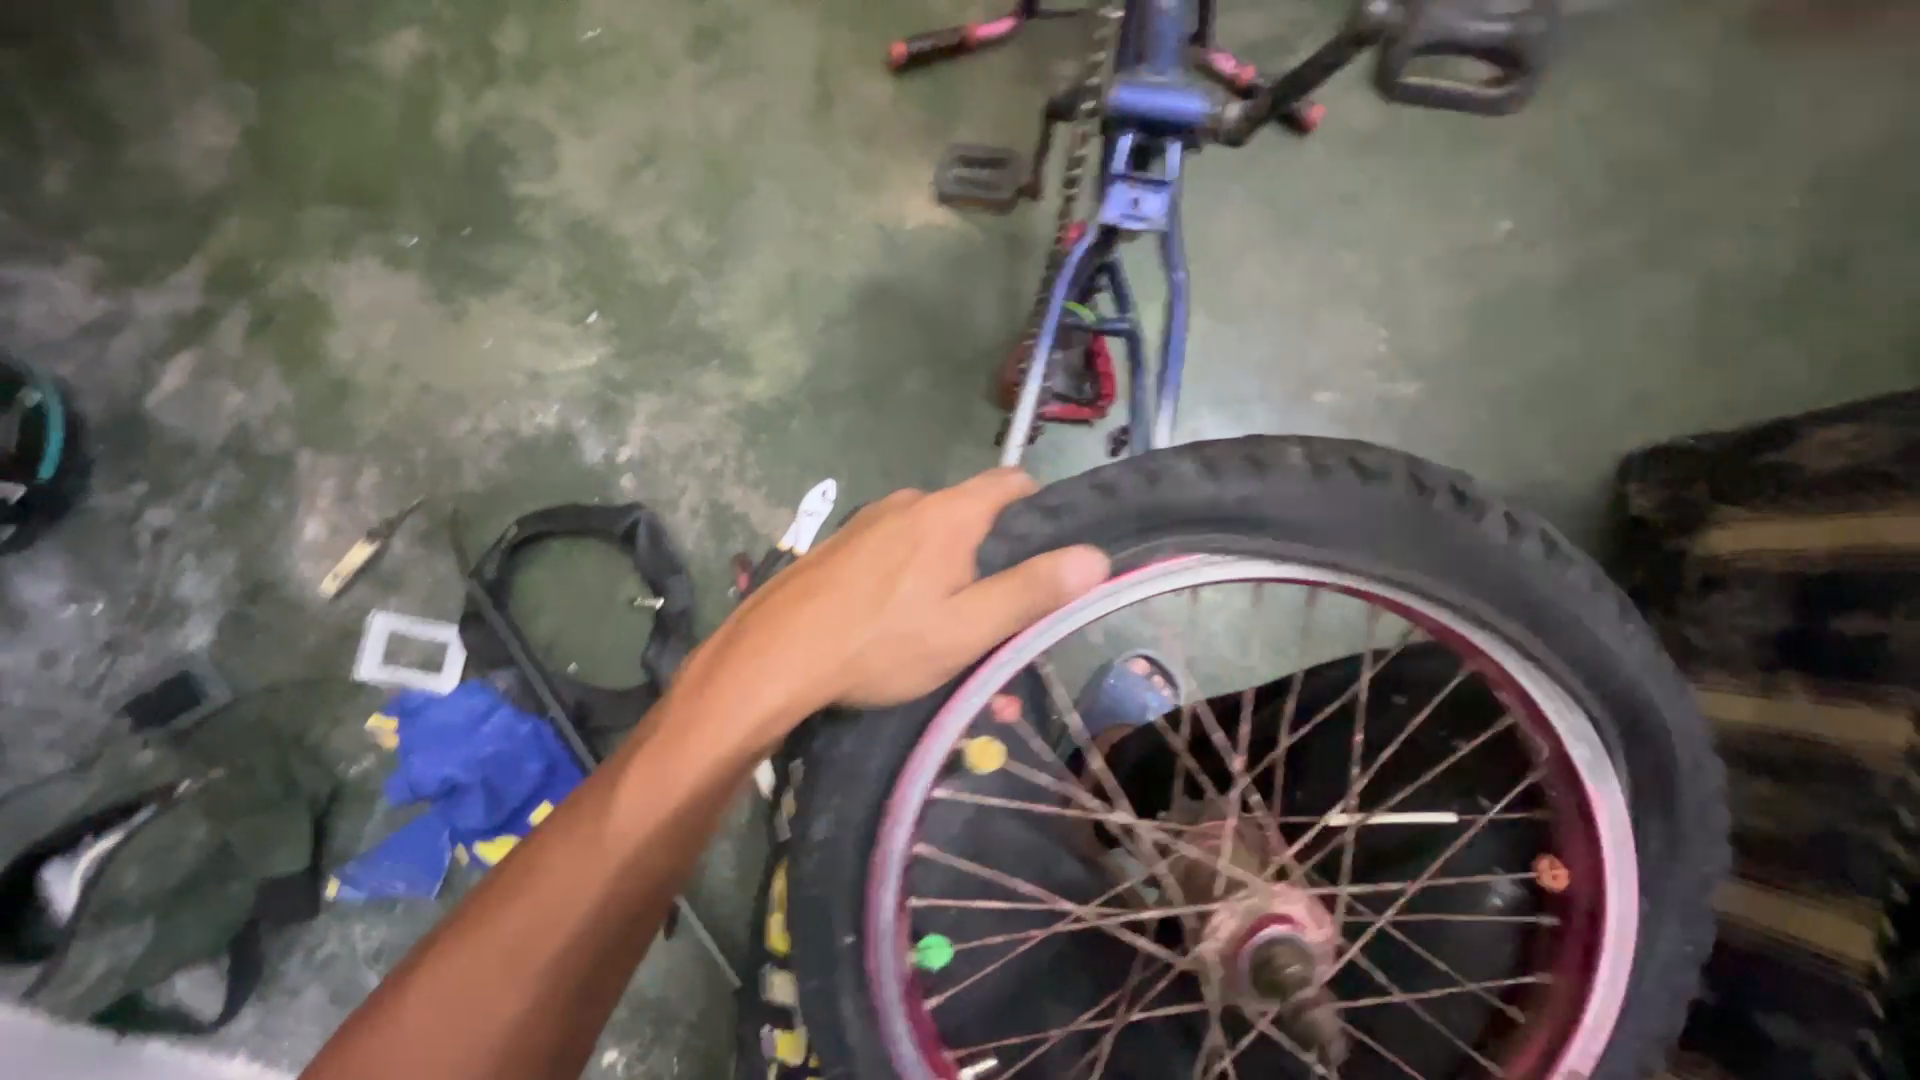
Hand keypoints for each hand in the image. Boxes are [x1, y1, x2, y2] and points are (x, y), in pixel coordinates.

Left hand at [677, 468, 1109, 753]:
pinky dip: (911, 579)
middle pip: (973, 515)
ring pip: (931, 539)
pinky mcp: (841, 545)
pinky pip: (894, 553)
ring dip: (949, 574)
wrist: (774, 656)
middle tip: (996, 614)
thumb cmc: (880, 643)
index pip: (1013, 482)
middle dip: (992, 558)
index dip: (1040, 510)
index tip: (1047, 553)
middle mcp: (910, 502)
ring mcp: (869, 521)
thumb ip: (1032, 590)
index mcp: (948, 513)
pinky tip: (897, 622)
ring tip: (945, 631)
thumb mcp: (967, 627)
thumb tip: (1095, 556)